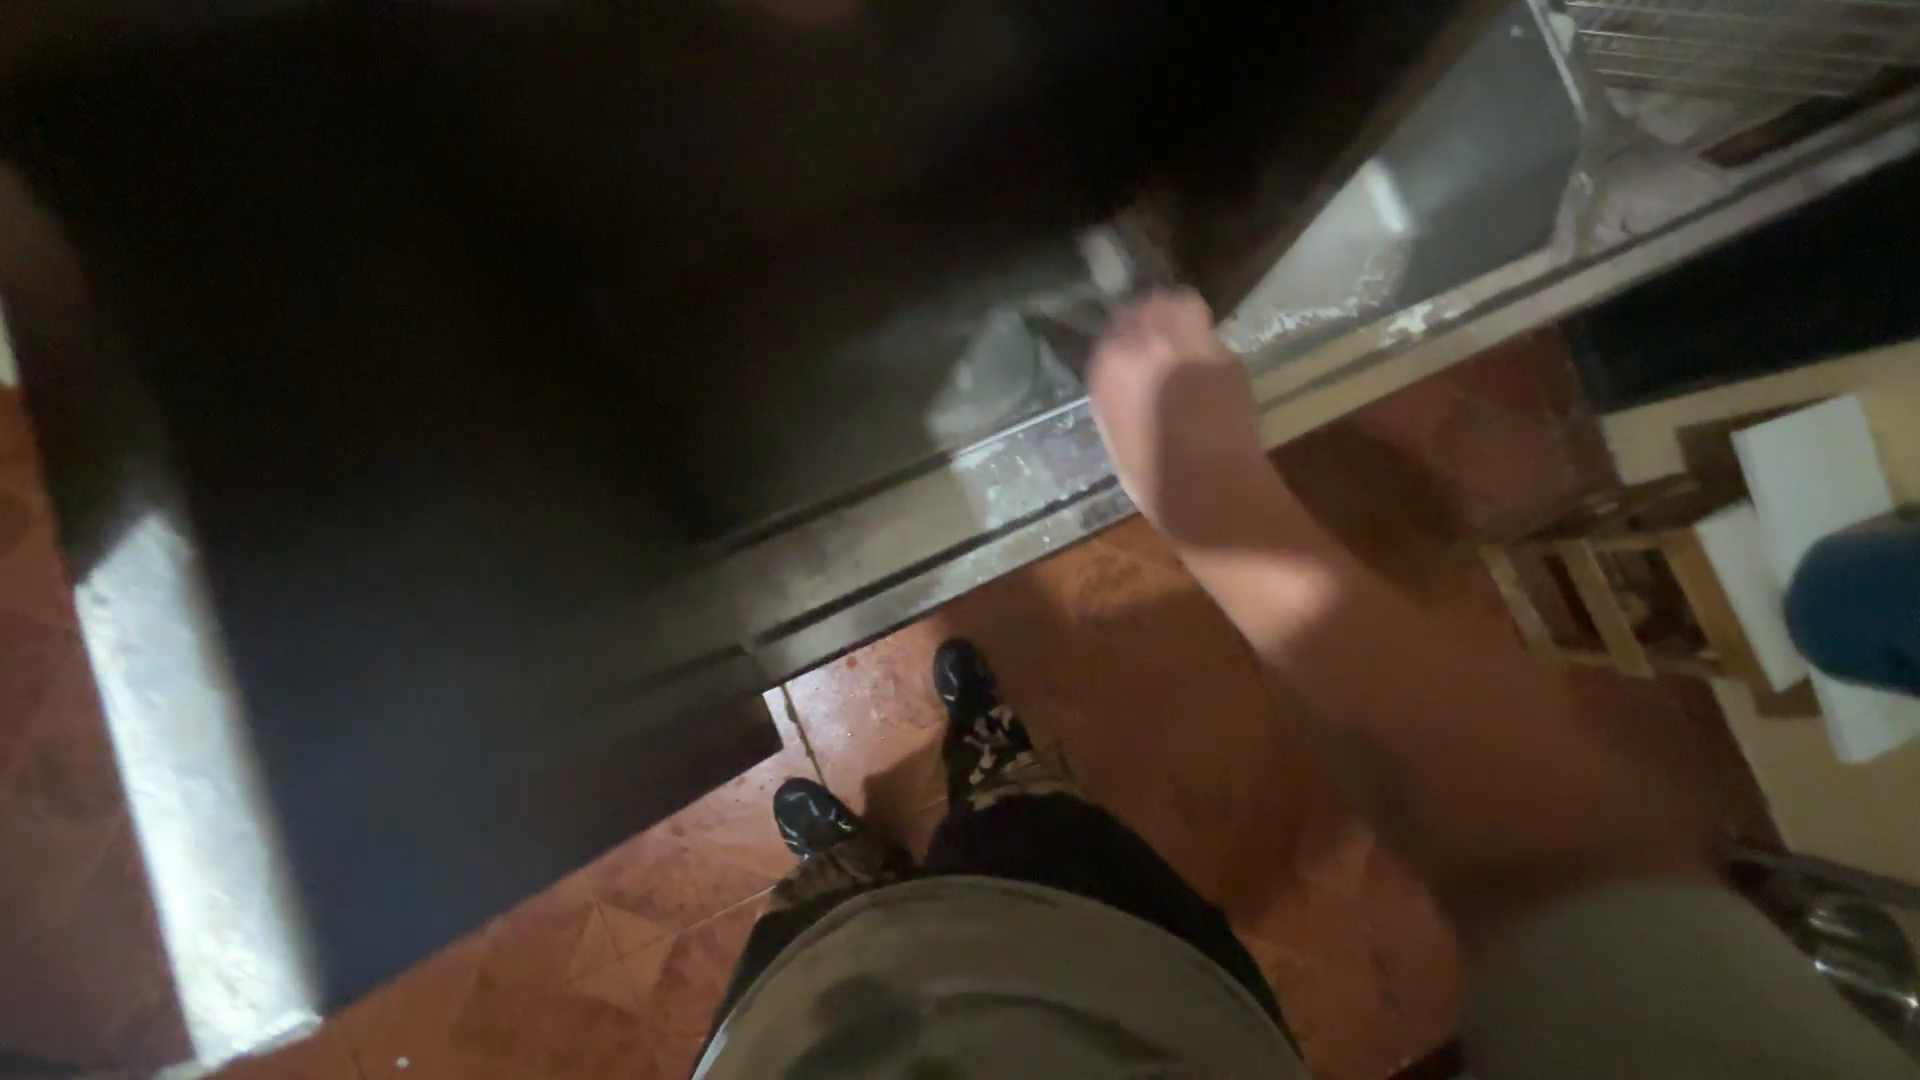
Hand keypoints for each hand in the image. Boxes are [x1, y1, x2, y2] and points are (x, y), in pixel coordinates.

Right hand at [1086, 289, 1281, 545]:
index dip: (1120, 335)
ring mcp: (1195, 345)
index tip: (1123, 345)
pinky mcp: (1229, 357)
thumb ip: (1113, 390)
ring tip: (1180, 343)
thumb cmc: (1152, 476)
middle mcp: (1152, 344)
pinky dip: (1202, 345)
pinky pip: (1209, 337)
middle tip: (1153, 333)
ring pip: (1183, 307)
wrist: (1211, 490)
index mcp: (1114, 366)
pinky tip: (1202, 374)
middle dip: (1150, 314)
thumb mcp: (1114, 433)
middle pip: (1150, 305)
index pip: (1113, 329)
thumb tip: (1119, 370)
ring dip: (1178, 317)